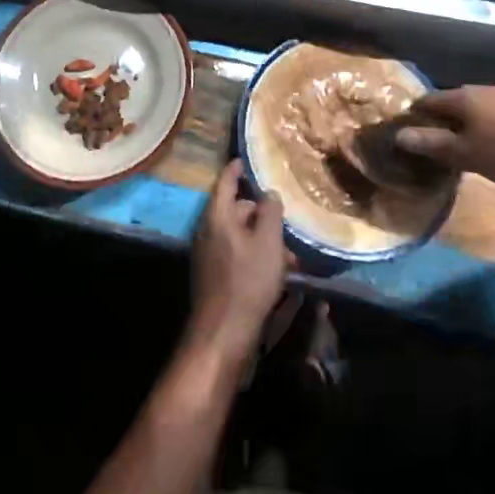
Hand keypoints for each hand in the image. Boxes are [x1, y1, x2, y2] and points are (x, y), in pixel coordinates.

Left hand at [187, 160, 289, 359]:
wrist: (223, 332)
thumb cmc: (248, 282)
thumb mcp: (268, 244)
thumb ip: (270, 213)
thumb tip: (269, 193)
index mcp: (216, 217)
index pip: (224, 182)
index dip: (235, 169)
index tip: (245, 160)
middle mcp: (206, 230)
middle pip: (233, 209)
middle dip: (258, 211)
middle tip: (283, 218)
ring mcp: (207, 253)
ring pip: (237, 233)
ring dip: (260, 236)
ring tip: (288, 251)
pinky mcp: (213, 273)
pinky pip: (234, 251)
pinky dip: (253, 253)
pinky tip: (275, 270)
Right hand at [394, 85, 494, 210]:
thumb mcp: (469, 155)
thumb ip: (434, 145)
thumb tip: (399, 135)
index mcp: (466, 97)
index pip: (430, 101)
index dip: (417, 115)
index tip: (409, 131)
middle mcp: (493, 90)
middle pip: (465, 107)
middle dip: (458, 128)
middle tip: (454, 153)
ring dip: (493, 136)